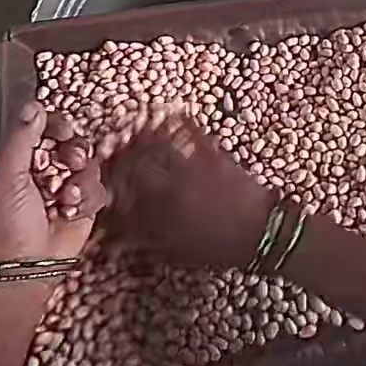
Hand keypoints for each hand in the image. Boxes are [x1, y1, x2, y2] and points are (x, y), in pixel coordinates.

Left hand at [0, 102, 105, 264]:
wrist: (23, 270)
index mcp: (18, 160)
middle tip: (68, 163)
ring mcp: (64, 188)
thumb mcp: (6, 177)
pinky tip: (71, 211)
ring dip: (79, 179)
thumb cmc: (4, 227)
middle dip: (73, 152)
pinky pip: (98, 188)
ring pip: (88, 164)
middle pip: (71, 142)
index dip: (56, 126)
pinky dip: (87, 199)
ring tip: (65, 197)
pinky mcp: (83, 206)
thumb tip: (33, 105)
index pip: (42, 128)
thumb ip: (20, 139)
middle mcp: (43, 171)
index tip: (63, 130)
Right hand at [99, 112, 274, 268]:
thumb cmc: (221, 248)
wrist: (263, 233)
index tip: (101, 185)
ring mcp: (195, 166)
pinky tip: (171, 114)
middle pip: (135, 163)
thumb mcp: (178, 252)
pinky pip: (193, 133)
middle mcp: (174, 183)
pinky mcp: (213, 154)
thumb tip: (118, 238)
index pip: (125, 194)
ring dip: (141, 137)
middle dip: (117, 159)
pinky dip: (179, 122)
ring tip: (130, 132)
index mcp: (163, 210)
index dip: (108, 188)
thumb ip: (146, 241)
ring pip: (159, 144)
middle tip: (110, 155)